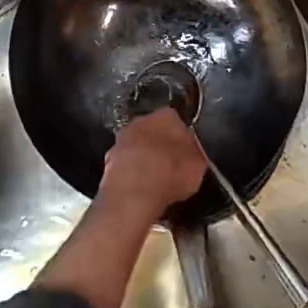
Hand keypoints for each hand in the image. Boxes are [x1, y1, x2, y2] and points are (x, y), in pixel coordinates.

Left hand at [98, 109, 207, 223]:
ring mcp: (121, 140)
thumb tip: (194, 154)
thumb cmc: (171, 172)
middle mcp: (141, 121)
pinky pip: (125, 166)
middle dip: (160, 146)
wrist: (134, 192)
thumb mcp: (199, 164)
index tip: (186, 153)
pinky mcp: (108, 161)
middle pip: (154, 132)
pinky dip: (131, 175)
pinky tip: (140, 190)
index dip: (183, 138)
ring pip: (137, 147)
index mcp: (167, 115)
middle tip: (171, 166)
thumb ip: (196, 153)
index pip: (177, 120)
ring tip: (155, 181)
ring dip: (144, 159)